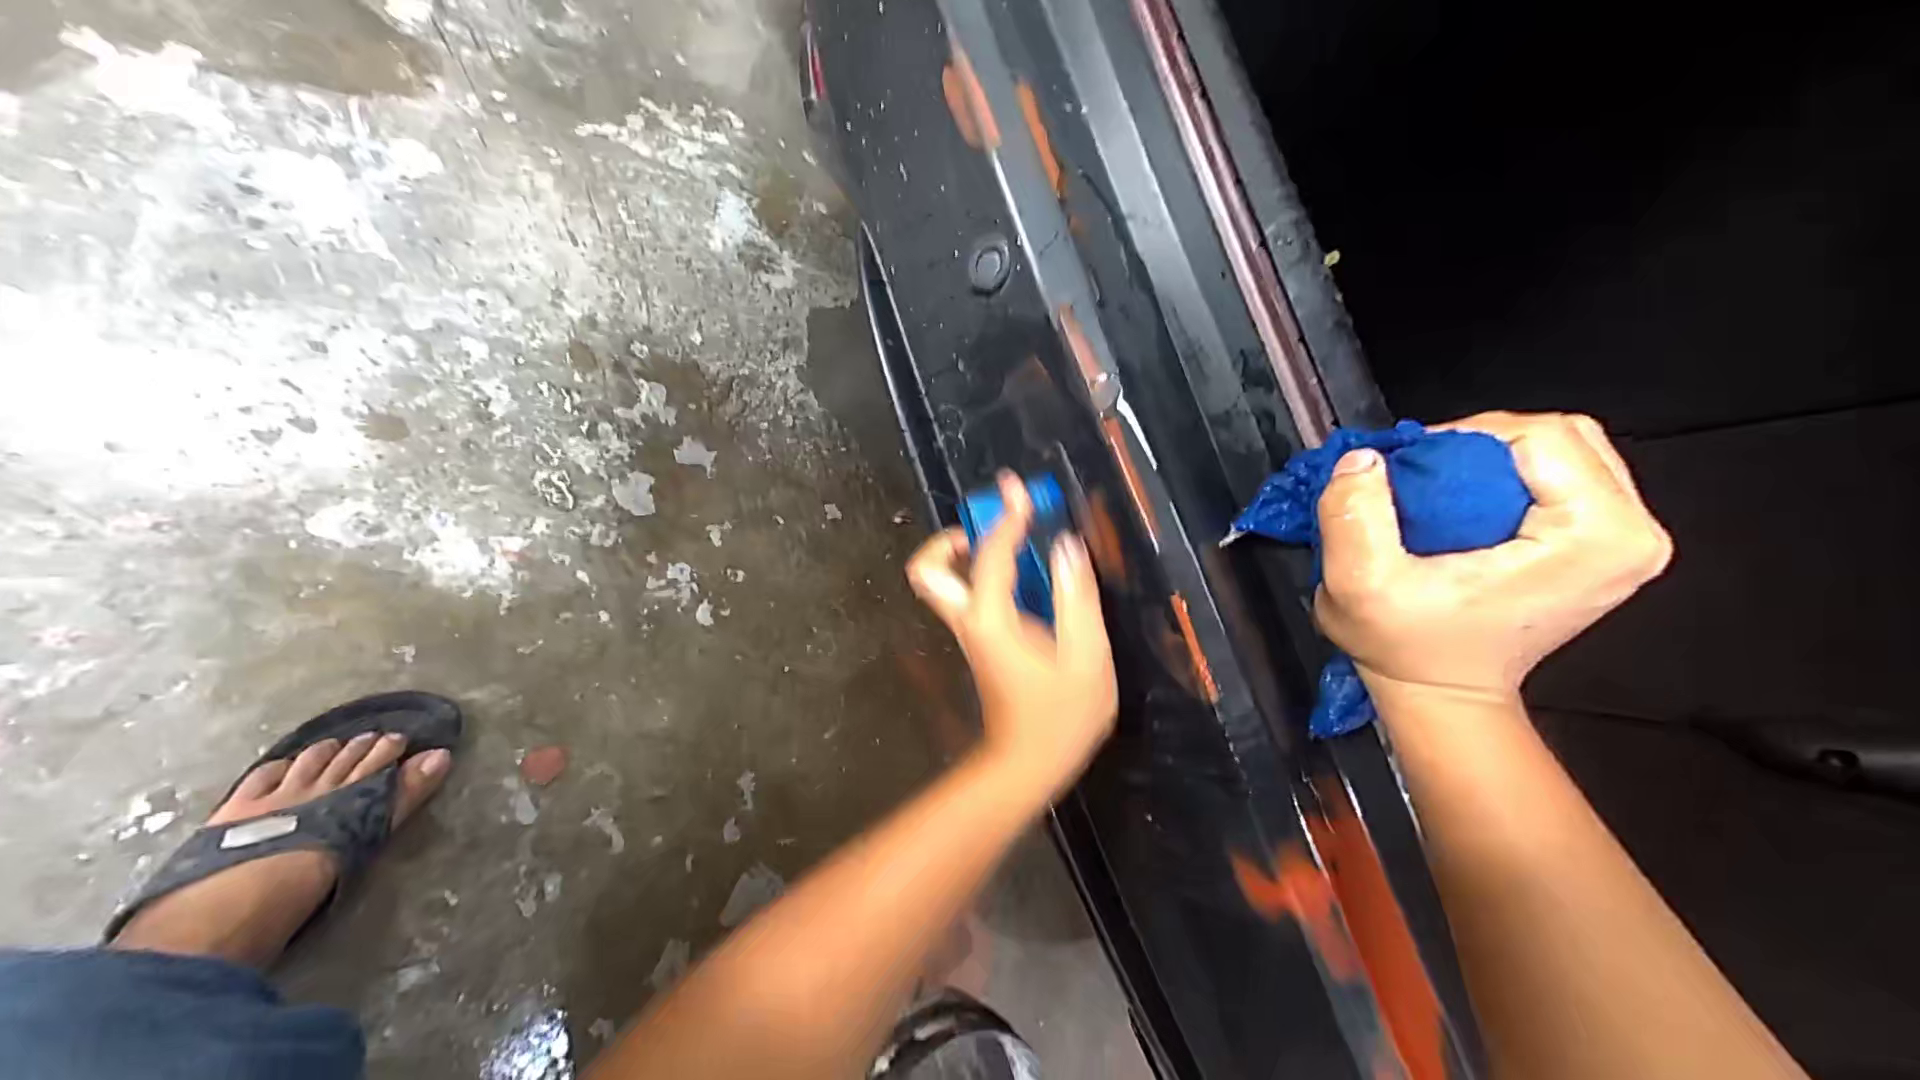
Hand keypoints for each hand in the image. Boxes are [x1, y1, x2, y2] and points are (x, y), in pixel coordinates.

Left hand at [907, 472, 1117, 794]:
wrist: (1028, 765)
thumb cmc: (1061, 717)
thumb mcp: (1086, 657)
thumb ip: (1076, 597)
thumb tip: (1065, 547)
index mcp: (991, 620)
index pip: (991, 555)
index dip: (1007, 517)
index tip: (1018, 490)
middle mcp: (969, 621)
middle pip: (928, 570)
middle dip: (952, 538)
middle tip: (995, 526)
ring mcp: (969, 633)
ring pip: (943, 582)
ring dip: (969, 552)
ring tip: (1015, 541)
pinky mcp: (979, 643)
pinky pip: (968, 595)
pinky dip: (986, 573)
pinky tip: (1026, 577)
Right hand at [1314, 411, 1673, 703]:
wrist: (1442, 690)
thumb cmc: (1406, 647)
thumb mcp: (1358, 585)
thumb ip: (1352, 516)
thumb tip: (1365, 459)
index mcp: (1592, 542)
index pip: (1540, 437)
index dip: (1460, 440)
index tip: (1409, 475)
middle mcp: (1630, 535)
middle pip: (1560, 435)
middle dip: (1476, 444)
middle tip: (1420, 480)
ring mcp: (1625, 538)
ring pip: (1561, 447)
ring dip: (1488, 456)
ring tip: (1437, 493)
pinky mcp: (1604, 541)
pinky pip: (1561, 472)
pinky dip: (1503, 473)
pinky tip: (1461, 504)